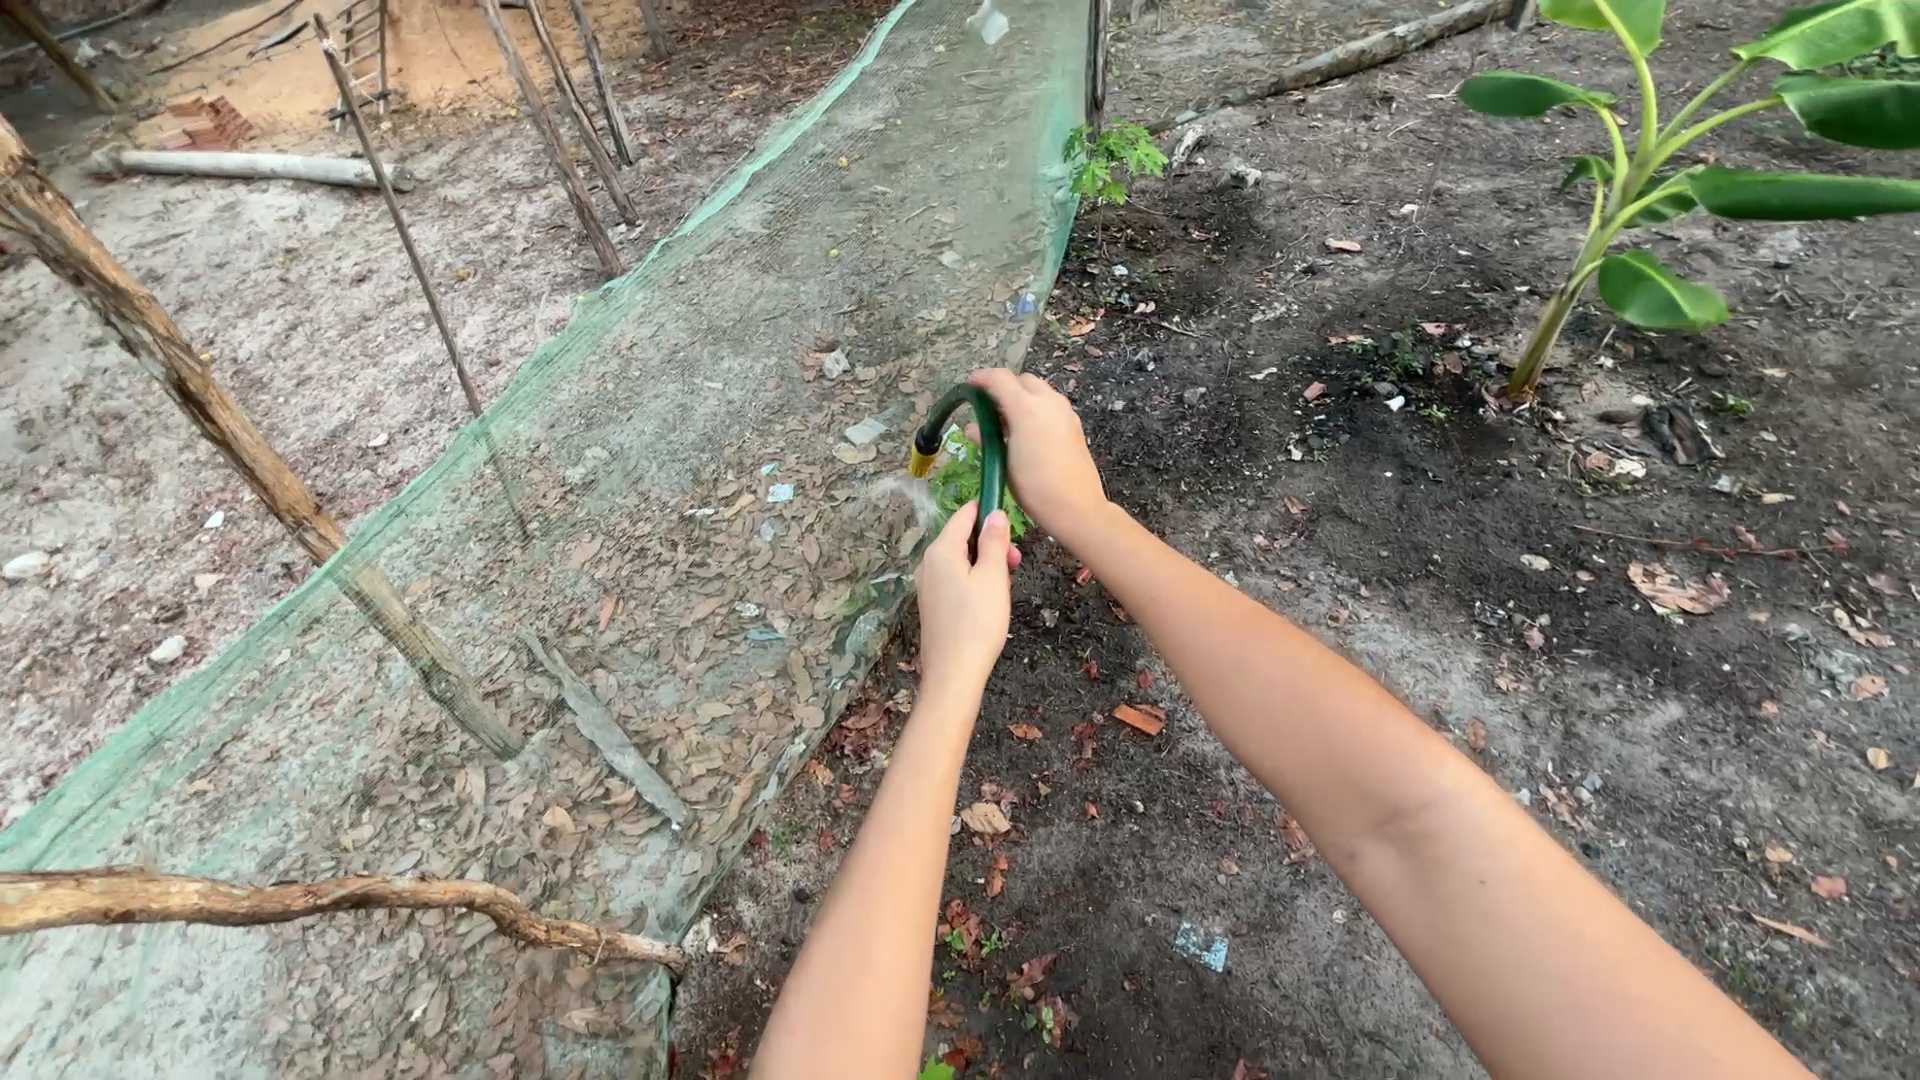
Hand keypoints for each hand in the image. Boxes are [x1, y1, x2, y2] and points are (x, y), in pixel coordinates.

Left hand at [916, 501, 1013, 699]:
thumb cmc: (978, 623)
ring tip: (1006, 583)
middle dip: (991, 542)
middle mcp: (928, 562)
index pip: (964, 514)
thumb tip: (995, 514)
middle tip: (1016, 561)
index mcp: (941, 550)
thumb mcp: (993, 577)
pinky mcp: (932, 603)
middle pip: (962, 537)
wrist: (954, 673)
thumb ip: (994, 542)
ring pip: (960, 559)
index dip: (988, 510)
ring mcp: (927, 584)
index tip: (1012, 520)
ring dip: (985, 562)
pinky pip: (954, 578)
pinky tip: (990, 598)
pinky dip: (974, 579)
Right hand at [966, 368, 1109, 538]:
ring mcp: (1065, 411)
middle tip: (988, 405)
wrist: (1075, 506)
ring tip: (1007, 419)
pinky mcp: (1074, 424)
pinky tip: (1027, 430)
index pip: (1000, 379)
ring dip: (1021, 396)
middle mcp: (1048, 402)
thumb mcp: (1003, 462)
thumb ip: (987, 437)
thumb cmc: (1034, 487)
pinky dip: (1035, 407)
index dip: (981, 378)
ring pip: (1039, 390)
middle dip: (1004, 386)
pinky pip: (1051, 404)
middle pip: (1022, 380)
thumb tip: (972, 427)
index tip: (969, 385)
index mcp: (1026, 408)